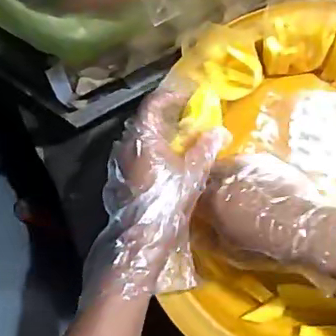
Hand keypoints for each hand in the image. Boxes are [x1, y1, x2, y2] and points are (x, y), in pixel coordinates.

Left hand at [88, 80, 228, 301]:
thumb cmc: (166, 203)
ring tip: (176, 142)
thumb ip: (205, 149)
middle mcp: (124, 146)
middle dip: (164, 117)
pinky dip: (147, 155)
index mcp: (142, 138)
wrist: (137, 240)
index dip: (170, 96)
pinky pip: (132, 158)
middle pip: (143, 122)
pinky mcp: (115, 181)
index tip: (187, 95)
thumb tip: (220, 131)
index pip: (152, 104)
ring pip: (136, 141)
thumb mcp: (192, 175)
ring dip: (155, 137)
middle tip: (185, 118)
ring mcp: (116, 164)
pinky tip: (161, 166)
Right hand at [200, 154, 335, 272]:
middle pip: (207, 172)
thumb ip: (208, 238)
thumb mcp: (230, 252)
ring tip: (236, 189)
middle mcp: (227, 175)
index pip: (191, 192)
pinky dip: (247, 172)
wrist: (306, 230)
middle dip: (207, 182)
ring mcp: (248, 164)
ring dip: (227, 175)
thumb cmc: (266, 247)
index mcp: (213, 199)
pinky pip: (249, 163)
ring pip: (228, 164)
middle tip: (214, 196)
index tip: (195, 206)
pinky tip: (257, 185)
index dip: (190, 199)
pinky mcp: (269, 161)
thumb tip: (195, 229)